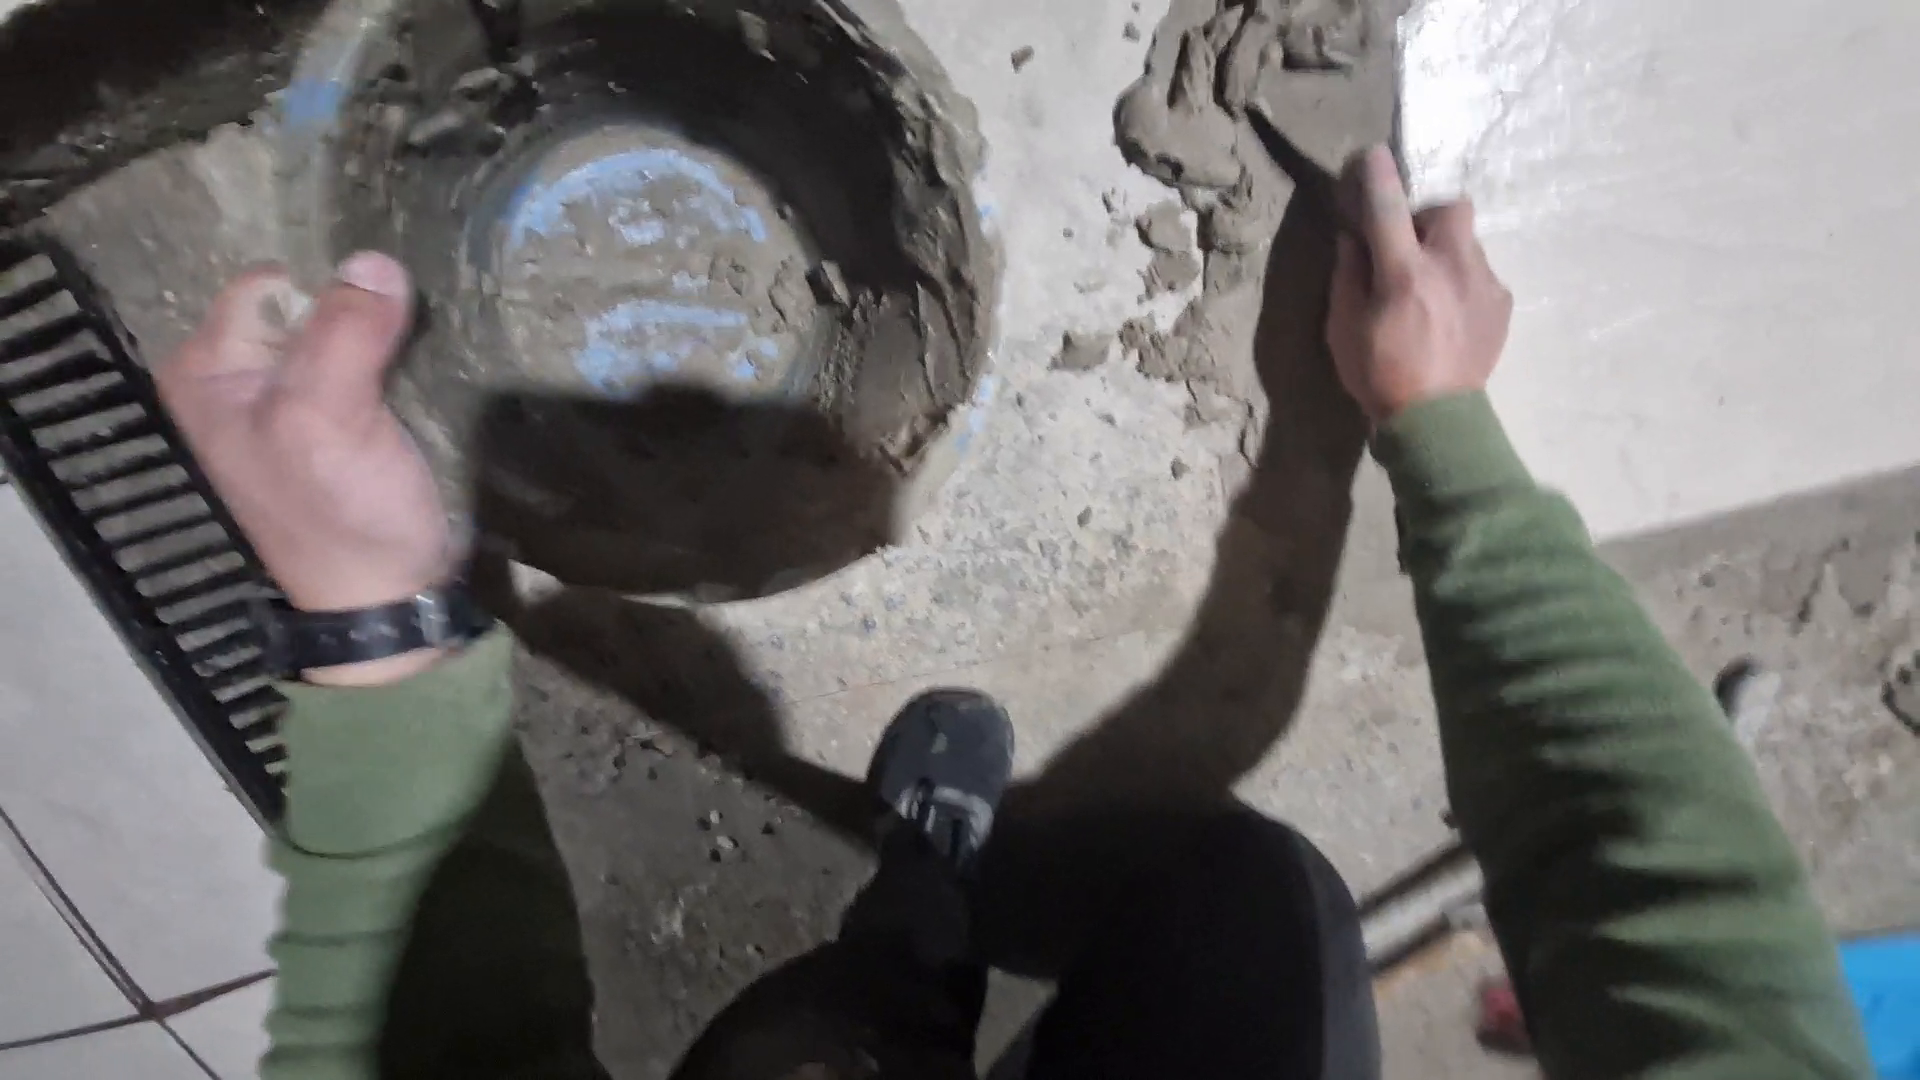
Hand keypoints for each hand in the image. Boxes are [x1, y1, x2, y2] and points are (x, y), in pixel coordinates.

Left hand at [157, 253, 452, 684]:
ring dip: (402, 341)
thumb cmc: (344, 513)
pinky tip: (446, 371)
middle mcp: (254, 385)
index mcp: (215, 373)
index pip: (273, 287)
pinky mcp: (360, 435)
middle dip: (374, 309)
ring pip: (359, 347)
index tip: (399, 294)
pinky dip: (415, 371)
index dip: (335, 282)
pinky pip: (385, 381)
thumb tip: (377, 259)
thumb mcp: (329, 418)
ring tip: (447, 337)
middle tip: (431, 315)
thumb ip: (344, 337)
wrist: (390, 598)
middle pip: (318, 313)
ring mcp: (310, 412)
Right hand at [1326, 145, 1513, 423]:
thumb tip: (1352, 240)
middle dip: (1427, 218)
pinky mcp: (1502, 302)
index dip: (1377, 177)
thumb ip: (1347, 278)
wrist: (1434, 418)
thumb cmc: (1376, 374)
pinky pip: (1479, 274)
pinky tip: (1445, 318)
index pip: (1387, 210)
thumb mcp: (1343, 329)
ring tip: (1426, 295)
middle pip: (1450, 208)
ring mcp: (1484, 282)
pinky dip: (1460, 283)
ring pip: (1467, 243)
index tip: (1372, 153)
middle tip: (1406, 248)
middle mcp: (1451, 266)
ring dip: (1443, 255)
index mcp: (1403, 273)